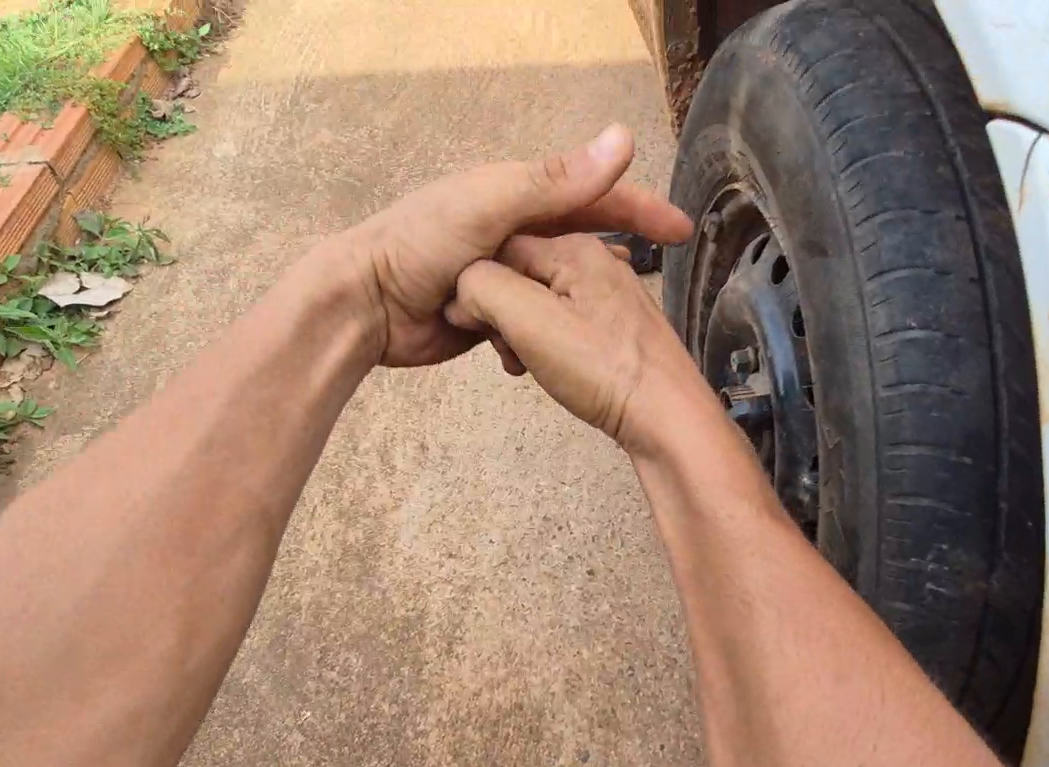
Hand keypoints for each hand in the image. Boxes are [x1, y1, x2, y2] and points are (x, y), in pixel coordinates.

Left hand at [333, 125, 691, 368]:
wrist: (368, 305)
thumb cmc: (420, 245)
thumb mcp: (490, 204)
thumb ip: (555, 182)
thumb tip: (624, 141)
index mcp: (519, 195)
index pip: (593, 195)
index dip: (640, 208)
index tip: (680, 231)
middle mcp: (515, 231)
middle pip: (583, 240)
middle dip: (622, 254)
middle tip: (658, 285)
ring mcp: (504, 273)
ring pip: (562, 283)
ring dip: (589, 296)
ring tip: (623, 316)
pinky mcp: (492, 312)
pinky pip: (536, 318)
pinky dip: (555, 328)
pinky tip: (572, 342)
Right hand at [444, 234, 718, 454]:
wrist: (667, 420)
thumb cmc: (602, 370)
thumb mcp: (530, 321)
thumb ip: (484, 288)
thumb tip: (463, 291)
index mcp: (575, 248)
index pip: (500, 249)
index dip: (476, 289)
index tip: (474, 330)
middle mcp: (596, 263)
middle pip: (521, 275)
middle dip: (501, 315)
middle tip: (510, 354)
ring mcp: (609, 298)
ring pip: (541, 305)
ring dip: (521, 336)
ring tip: (527, 367)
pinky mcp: (615, 332)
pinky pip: (563, 326)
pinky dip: (546, 348)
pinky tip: (551, 373)